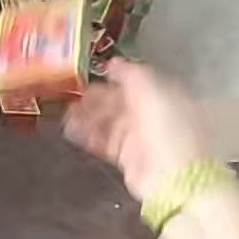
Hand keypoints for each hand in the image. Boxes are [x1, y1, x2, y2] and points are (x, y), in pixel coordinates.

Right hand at [64, 59, 210, 198]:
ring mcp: (138, 135)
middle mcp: (151, 113)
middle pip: (118, 101)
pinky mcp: (125, 155)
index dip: (113, 77)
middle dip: (95, 98)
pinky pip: (102, 140)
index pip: (135, 81)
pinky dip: (87, 134)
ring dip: (87, 115)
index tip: (90, 75)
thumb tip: (112, 63)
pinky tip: (70, 129)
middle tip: (72, 95)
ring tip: (66, 112)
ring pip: (108, 120)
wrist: (172, 176)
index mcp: (163, 94)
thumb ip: (131, 74)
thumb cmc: (166, 128)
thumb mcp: (152, 91)